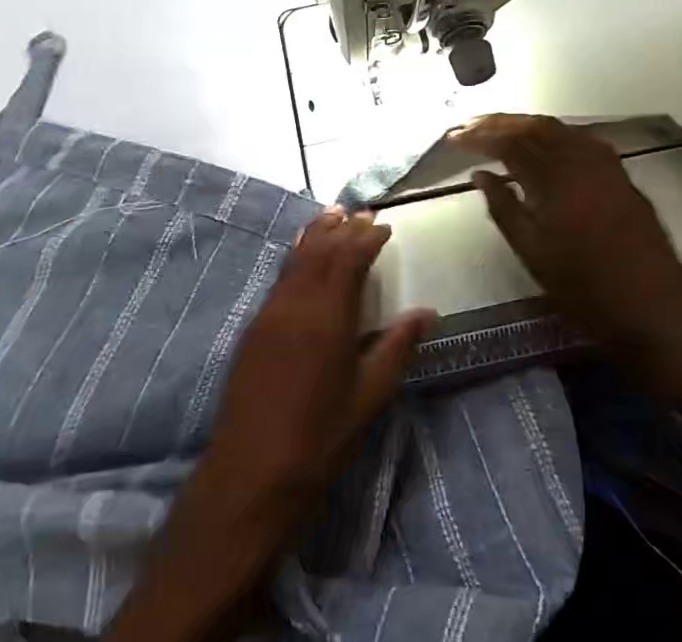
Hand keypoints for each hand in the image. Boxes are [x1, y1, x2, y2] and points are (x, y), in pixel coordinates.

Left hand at [105, 211, 433, 641]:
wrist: (254, 468)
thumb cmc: (321, 436)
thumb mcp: (370, 396)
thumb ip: (396, 347)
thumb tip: (427, 312)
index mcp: (327, 317)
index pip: (348, 260)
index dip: (366, 239)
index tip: (384, 225)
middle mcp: (294, 304)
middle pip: (318, 252)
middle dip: (341, 229)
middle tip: (360, 212)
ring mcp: (269, 313)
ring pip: (294, 260)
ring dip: (314, 237)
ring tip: (331, 217)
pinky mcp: (253, 327)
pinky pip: (279, 278)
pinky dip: (295, 258)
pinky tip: (300, 257)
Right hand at [452, 114, 681, 356]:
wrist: (655, 310)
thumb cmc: (585, 289)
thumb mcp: (532, 253)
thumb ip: (503, 208)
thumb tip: (481, 174)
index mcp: (557, 182)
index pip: (512, 143)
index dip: (480, 136)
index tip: (454, 138)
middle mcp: (584, 164)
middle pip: (537, 127)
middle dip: (500, 123)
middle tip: (470, 126)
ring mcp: (608, 168)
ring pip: (563, 130)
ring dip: (527, 125)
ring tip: (499, 130)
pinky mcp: (622, 179)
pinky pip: (583, 141)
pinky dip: (555, 135)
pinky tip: (544, 145)